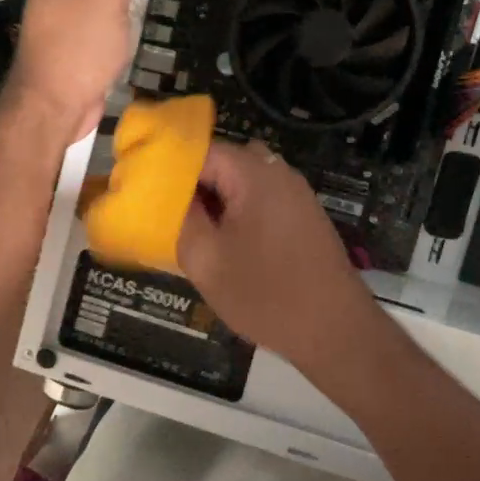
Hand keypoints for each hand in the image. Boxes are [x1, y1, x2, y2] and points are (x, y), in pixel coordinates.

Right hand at [177, 141, 379, 363]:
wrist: (335, 331)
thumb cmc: (266, 295)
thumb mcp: (206, 261)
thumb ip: (181, 219)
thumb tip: (167, 196)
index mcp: (253, 174)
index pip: (199, 150)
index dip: (167, 167)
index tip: (144, 190)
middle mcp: (278, 173)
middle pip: (221, 163)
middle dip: (190, 184)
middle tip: (162, 213)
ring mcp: (296, 194)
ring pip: (240, 183)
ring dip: (215, 201)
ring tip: (189, 231)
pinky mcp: (303, 216)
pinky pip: (260, 200)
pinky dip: (237, 212)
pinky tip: (223, 244)